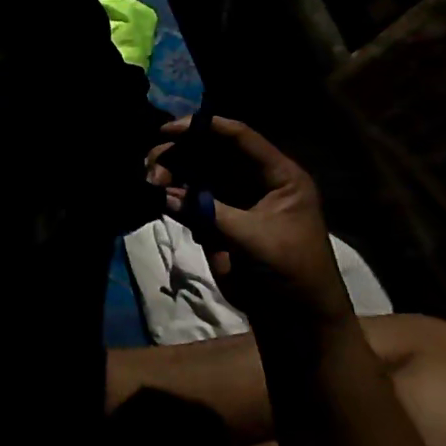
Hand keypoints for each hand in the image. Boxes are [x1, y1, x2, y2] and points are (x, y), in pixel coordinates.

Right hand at [147, 116, 351, 323]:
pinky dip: (172, 196)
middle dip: (179, 154)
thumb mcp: (254, 238)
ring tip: (150, 183)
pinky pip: (190, 199)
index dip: (205, 127)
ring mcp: (235, 200)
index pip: (239, 138)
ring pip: (196, 174)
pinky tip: (158, 199)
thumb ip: (210, 214)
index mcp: (277, 176)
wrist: (296, 318)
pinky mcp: (218, 220)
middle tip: (151, 165)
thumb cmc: (291, 272)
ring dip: (171, 174)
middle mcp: (254, 180)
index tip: (169, 129)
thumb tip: (164, 194)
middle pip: (210, 153)